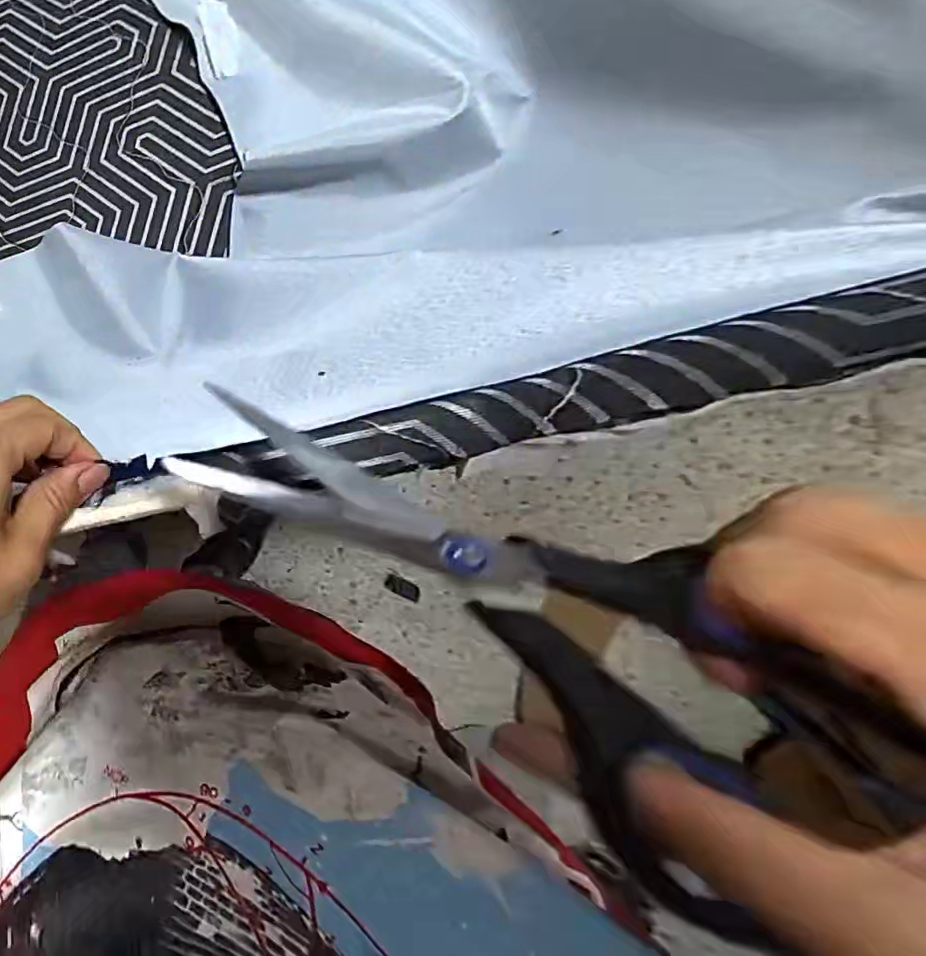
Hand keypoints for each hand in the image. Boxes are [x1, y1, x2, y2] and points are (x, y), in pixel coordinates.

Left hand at [0, 397, 108, 691]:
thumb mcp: (20, 552)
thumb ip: (56, 501)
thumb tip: (90, 470)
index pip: (46, 423)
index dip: (79, 447)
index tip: (96, 484)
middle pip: (21, 412)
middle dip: (57, 439)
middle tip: (75, 483)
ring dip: (28, 446)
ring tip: (45, 493)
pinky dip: (0, 455)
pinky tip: (7, 496)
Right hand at [629, 488, 925, 954]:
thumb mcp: (878, 928)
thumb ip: (717, 838)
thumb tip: (541, 748)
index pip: (774, 565)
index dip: (708, 605)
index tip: (720, 673)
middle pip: (821, 514)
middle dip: (747, 567)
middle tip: (753, 649)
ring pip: (872, 526)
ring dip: (802, 577)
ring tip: (814, 655)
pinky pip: (907, 559)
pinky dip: (857, 591)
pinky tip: (875, 667)